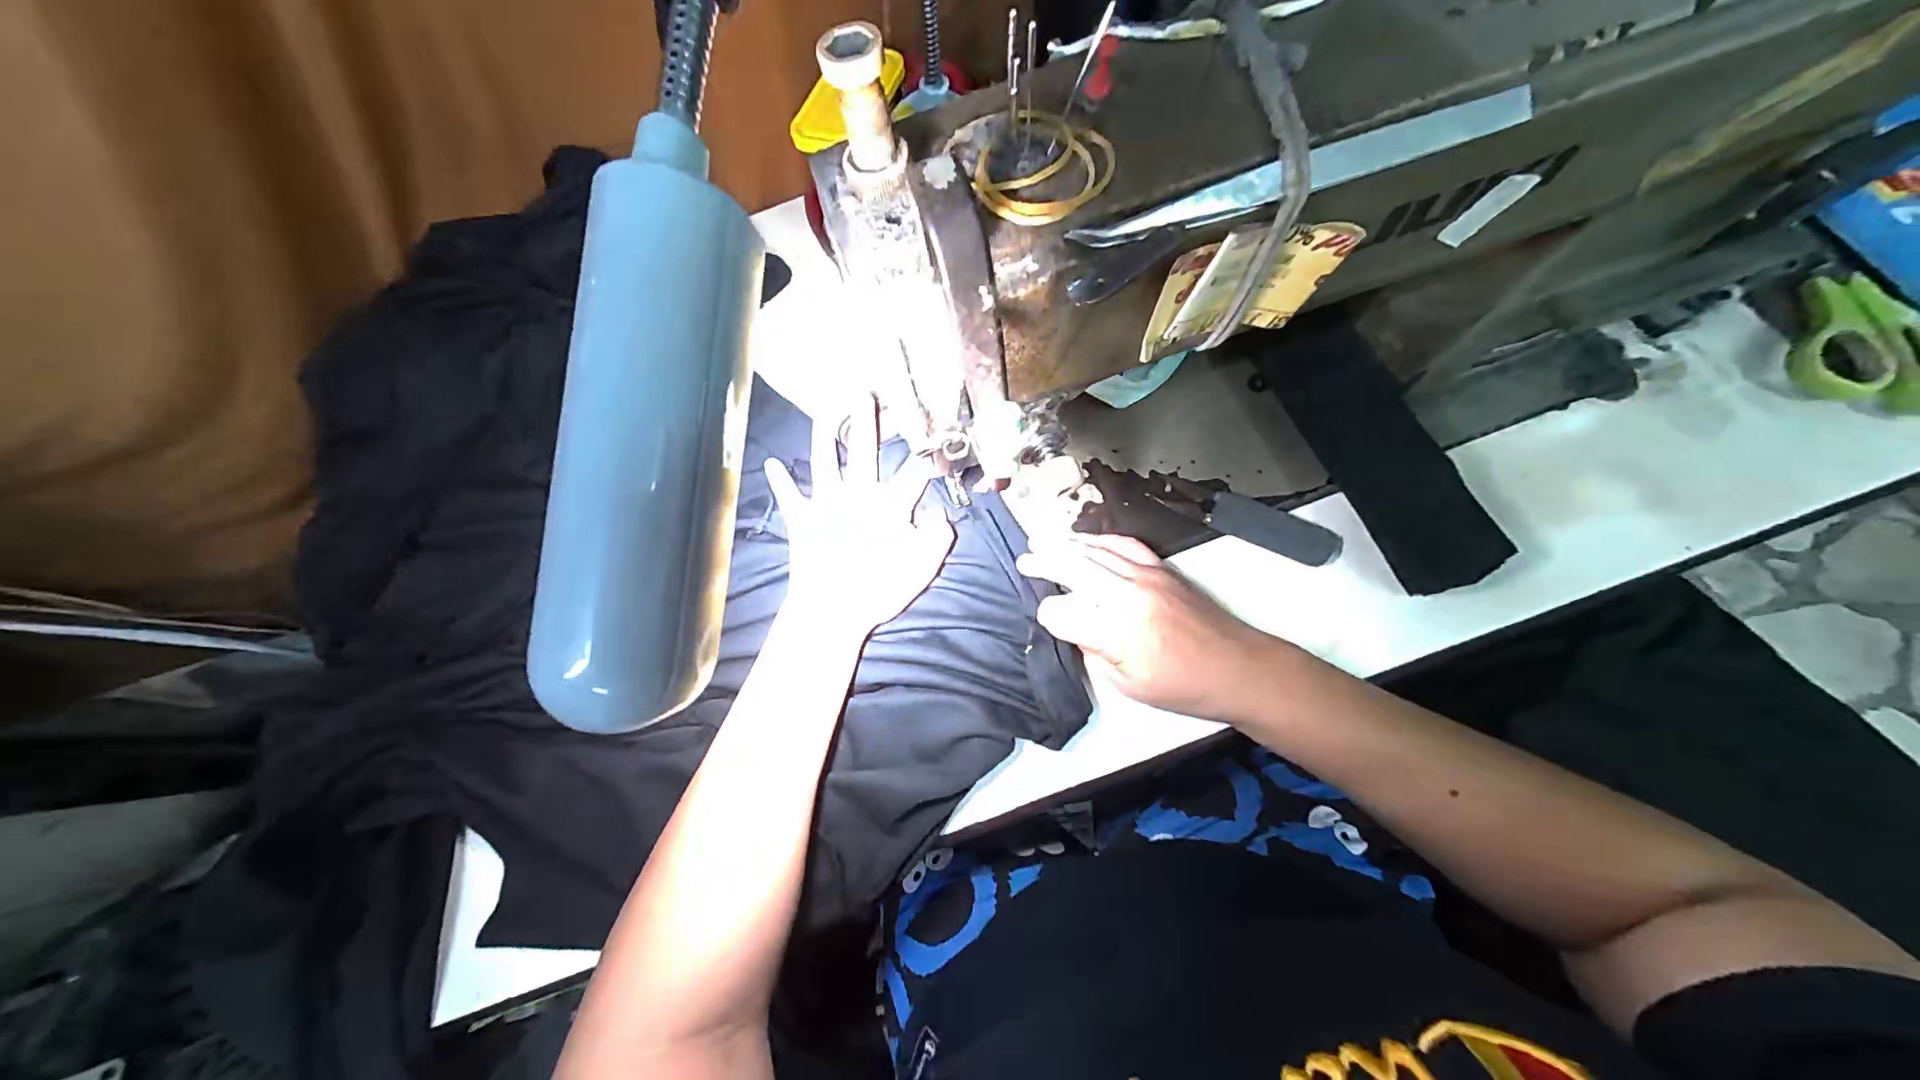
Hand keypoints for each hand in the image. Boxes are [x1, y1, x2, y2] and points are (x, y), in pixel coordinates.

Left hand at [766, 397, 954, 634]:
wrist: (832, 609)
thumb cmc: (881, 589)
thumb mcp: (925, 566)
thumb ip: (938, 534)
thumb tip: (935, 509)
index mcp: (890, 505)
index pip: (915, 472)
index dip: (927, 451)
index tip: (934, 431)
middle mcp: (858, 495)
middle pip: (865, 450)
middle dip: (866, 419)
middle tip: (863, 391)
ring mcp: (826, 504)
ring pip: (824, 461)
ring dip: (823, 436)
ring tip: (823, 413)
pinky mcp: (801, 519)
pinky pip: (788, 495)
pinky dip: (780, 479)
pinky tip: (771, 463)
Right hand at [1017, 534, 1289, 721]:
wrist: (1239, 668)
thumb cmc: (1187, 686)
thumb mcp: (1130, 685)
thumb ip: (1096, 653)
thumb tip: (1075, 629)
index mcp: (1118, 631)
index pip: (1063, 612)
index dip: (1049, 617)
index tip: (1048, 622)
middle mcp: (1129, 596)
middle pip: (1074, 567)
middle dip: (1044, 562)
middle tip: (1025, 560)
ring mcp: (1148, 577)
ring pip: (1096, 551)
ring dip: (1066, 545)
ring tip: (1043, 543)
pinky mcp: (1162, 570)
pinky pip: (1125, 545)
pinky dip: (1101, 540)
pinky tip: (1086, 540)